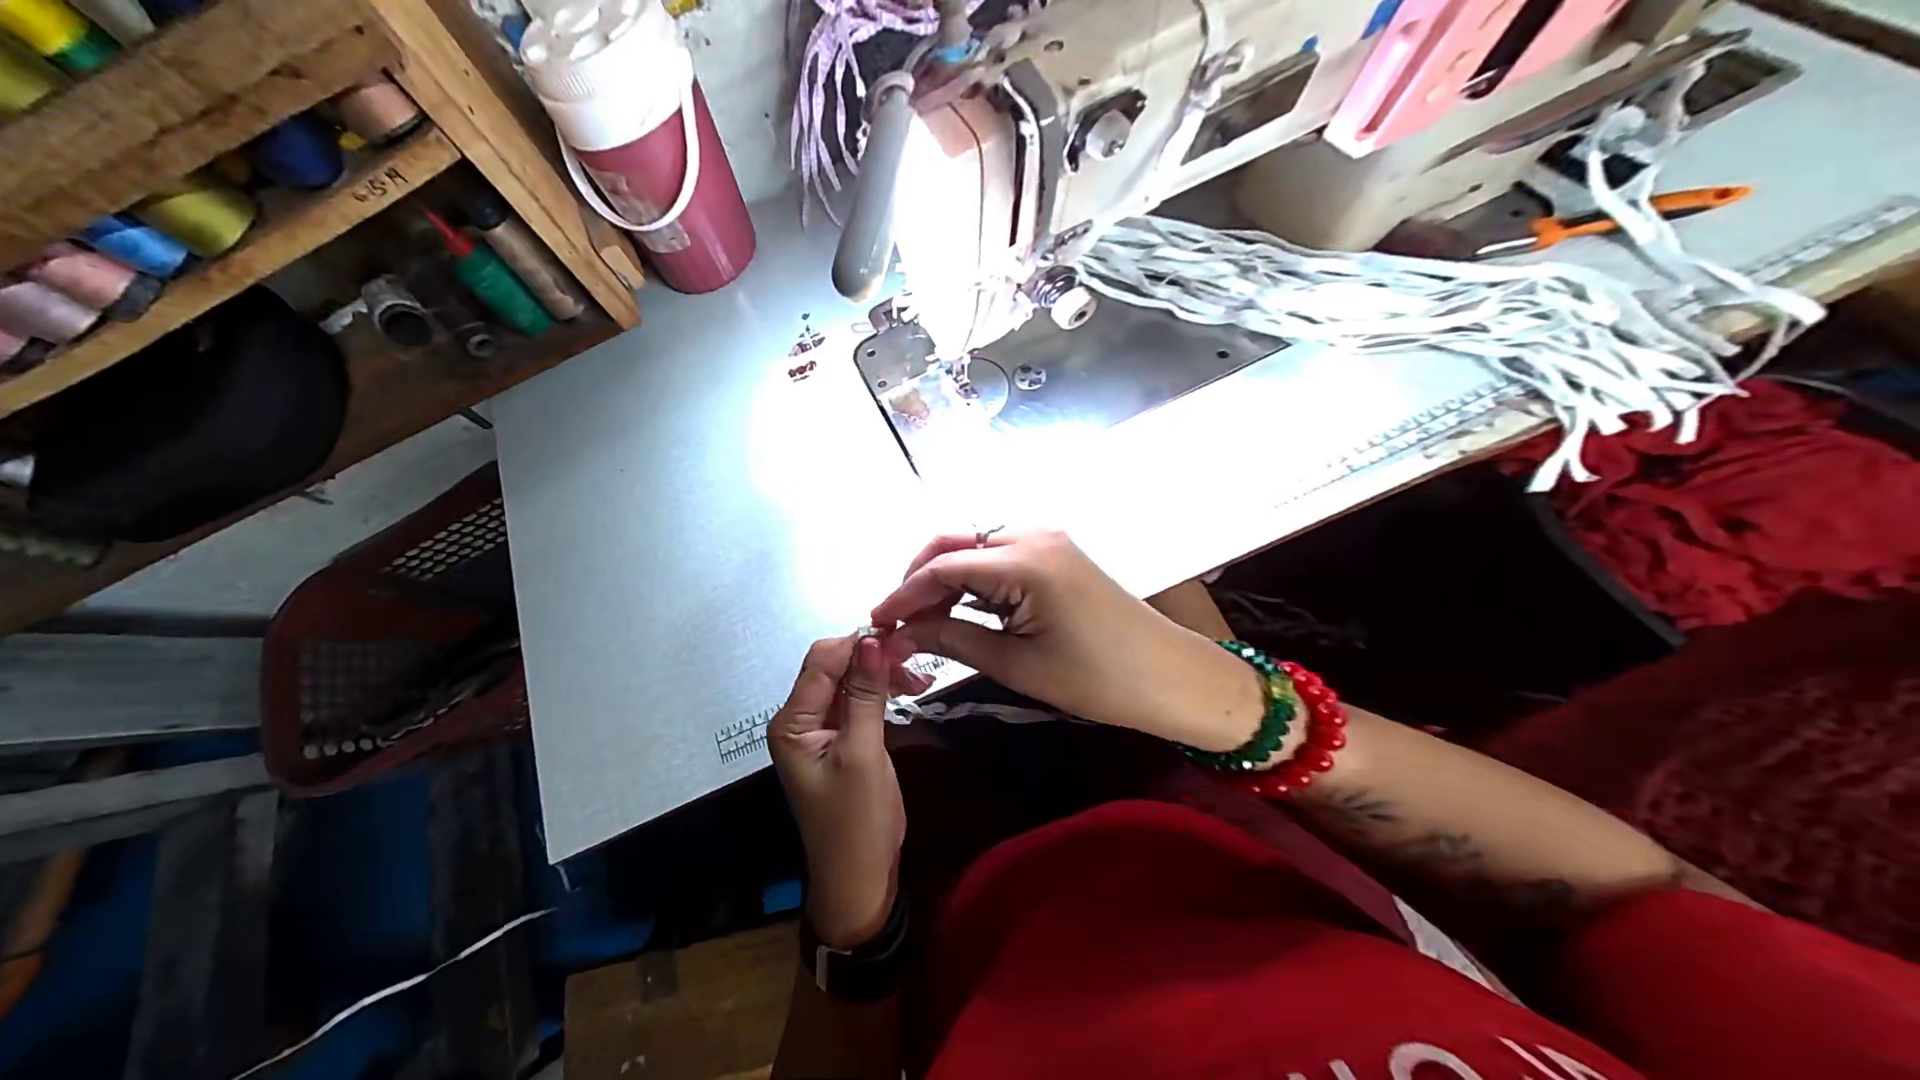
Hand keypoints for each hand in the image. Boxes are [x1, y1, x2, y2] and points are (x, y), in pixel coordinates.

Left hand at [768, 632, 919, 948]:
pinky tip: (912, 688)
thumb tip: (872, 640)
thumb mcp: (863, 754)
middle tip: (917, 654)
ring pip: (849, 681)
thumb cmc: (856, 822)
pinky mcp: (841, 739)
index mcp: (792, 723)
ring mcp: (820, 730)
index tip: (902, 635)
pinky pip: (858, 701)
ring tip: (920, 676)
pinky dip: (883, 692)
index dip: (858, 643)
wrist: (859, 880)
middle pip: (834, 667)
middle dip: (873, 656)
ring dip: (882, 673)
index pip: (821, 661)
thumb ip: (866, 694)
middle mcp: (799, 720)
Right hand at [870, 530, 1265, 752]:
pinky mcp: (1057, 552)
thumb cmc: (1097, 679)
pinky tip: (961, 605)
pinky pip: (1001, 554)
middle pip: (956, 542)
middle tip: (898, 618)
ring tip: (923, 616)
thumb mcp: (1016, 663)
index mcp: (1025, 560)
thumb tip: (900, 633)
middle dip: (920, 576)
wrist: (1169, 677)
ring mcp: (1049, 540)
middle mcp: (1034, 535)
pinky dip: (974, 576)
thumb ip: (952, 638)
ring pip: (977, 545)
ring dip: (945, 575)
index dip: (904, 593)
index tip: (878, 621)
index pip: (944, 565)